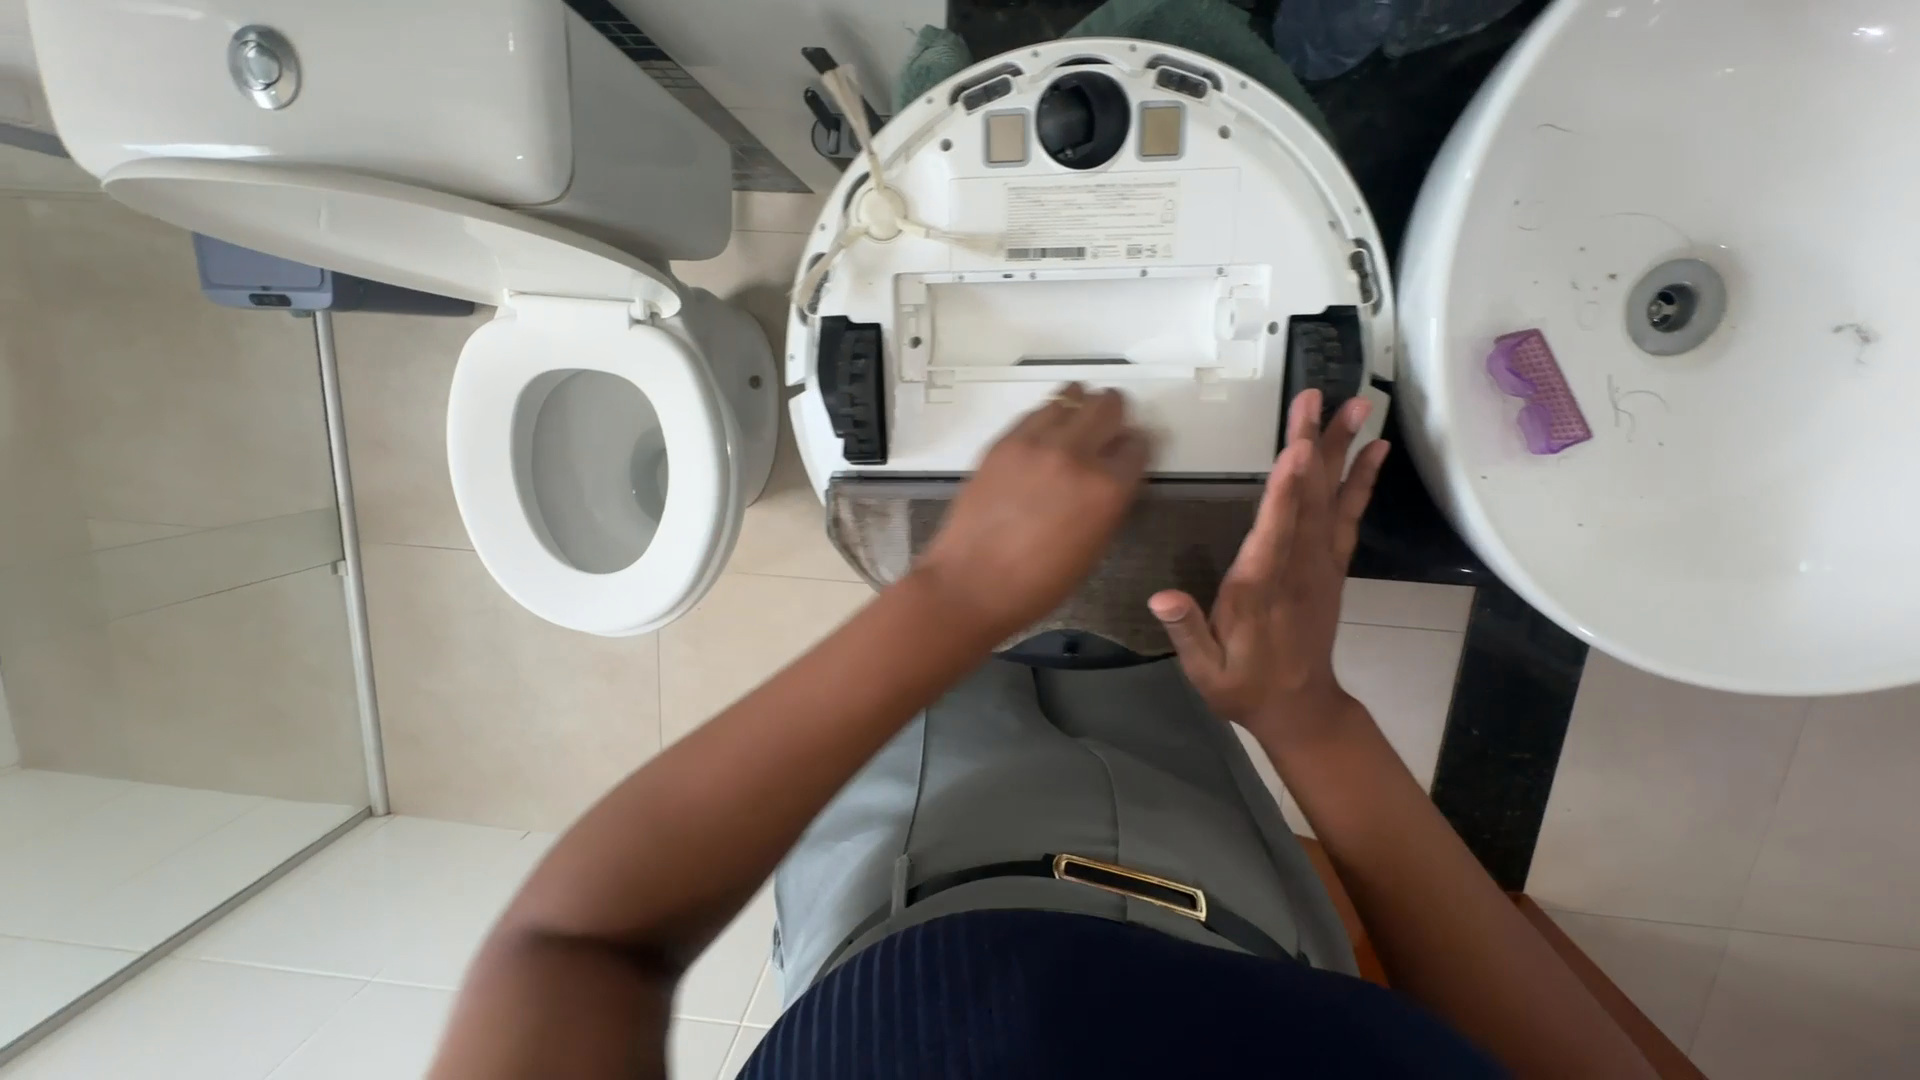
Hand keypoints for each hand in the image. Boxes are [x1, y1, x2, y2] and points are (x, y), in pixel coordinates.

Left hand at [916, 383, 1150, 637]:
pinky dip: (1047, 417)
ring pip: (1071, 396)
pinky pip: (1036, 412)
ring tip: (1072, 426)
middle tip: (1104, 429)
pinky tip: (1043, 436)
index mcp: (1108, 490)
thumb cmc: (1039, 584)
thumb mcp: (1094, 546)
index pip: (1137, 445)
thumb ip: (1109, 501)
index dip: (1132, 450)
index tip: (1124, 456)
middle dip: (1113, 415)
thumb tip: (1110, 473)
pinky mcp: (1003, 442)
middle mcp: (1077, 456)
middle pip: (1109, 405)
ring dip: (1079, 407)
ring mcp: (1036, 444)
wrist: (972, 584)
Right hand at [1149, 389, 1389, 744]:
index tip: (1296, 449)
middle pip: (1305, 501)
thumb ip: (1187, 630)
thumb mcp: (1204, 670)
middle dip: (1310, 445)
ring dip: (1341, 450)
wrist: (1299, 707)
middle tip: (1316, 397)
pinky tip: (1373, 450)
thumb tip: (1162, 597)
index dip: (1284, 492)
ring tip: (1354, 406)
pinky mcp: (1332, 566)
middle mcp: (1296, 570)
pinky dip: (1361, 482)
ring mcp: (1320, 566)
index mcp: (1259, 591)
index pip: (1273, 536)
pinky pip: (1348, 518)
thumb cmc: (1242, 686)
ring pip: (1330, 500)